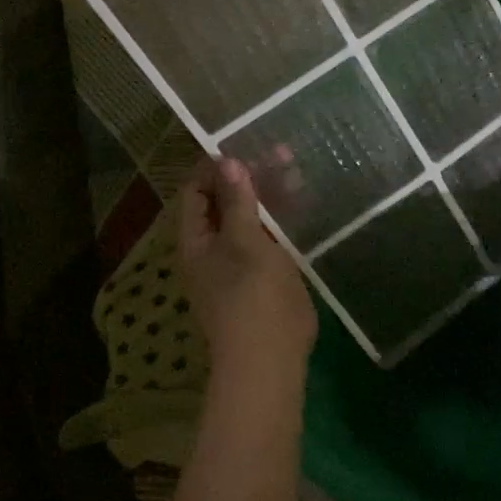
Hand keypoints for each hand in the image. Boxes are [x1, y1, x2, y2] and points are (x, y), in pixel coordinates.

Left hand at [177, 156, 317, 383]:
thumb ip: (237, 203)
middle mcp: (213, 249)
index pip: (196, 193)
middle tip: (281, 153)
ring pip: (250, 219)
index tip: (243, 144)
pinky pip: (269, 238)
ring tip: (297, 170)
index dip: (215, 168)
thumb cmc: (251, 295)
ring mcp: (239, 264)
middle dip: (249, 177)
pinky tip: (304, 204)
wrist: (269, 356)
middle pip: (225, 204)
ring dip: (269, 195)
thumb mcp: (244, 242)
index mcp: (196, 241)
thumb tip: (228, 163)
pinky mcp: (264, 276)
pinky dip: (282, 219)